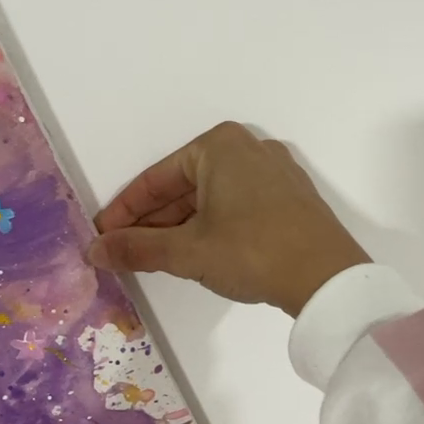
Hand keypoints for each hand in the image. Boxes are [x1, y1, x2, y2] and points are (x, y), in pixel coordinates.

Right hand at [88, 122, 370, 315]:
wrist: (327, 278)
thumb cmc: (252, 252)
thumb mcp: (187, 251)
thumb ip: (138, 248)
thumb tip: (95, 250)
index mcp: (220, 146)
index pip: (156, 179)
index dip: (125, 211)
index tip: (103, 236)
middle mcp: (249, 149)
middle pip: (185, 187)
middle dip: (154, 222)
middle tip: (125, 252)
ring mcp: (276, 174)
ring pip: (213, 199)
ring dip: (182, 228)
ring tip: (156, 259)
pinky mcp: (292, 200)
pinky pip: (239, 208)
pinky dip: (213, 228)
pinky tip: (201, 256)